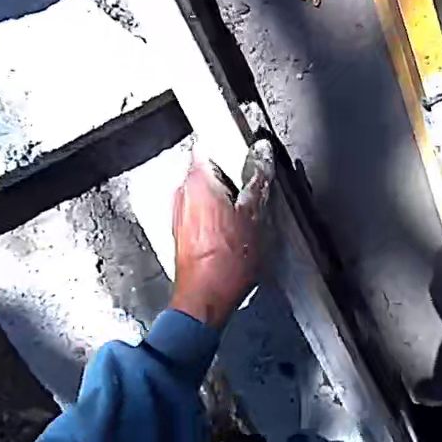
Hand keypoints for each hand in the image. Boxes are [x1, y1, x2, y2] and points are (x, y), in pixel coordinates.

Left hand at [168, 140, 273, 328]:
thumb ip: (257, 181)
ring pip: (205, 190)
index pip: (208, 144)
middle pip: (208, 168)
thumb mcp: (253, 217)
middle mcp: (182, 192)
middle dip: (230, 174)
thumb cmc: (226, 263)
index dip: (229, 144)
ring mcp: (179, 212)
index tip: (246, 150)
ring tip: (245, 212)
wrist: (205, 298)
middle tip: (253, 187)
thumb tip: (262, 156)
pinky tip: (233, 230)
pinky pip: (201, 210)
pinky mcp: (182, 230)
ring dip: (224, 195)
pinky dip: (216, 213)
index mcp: (197, 181)